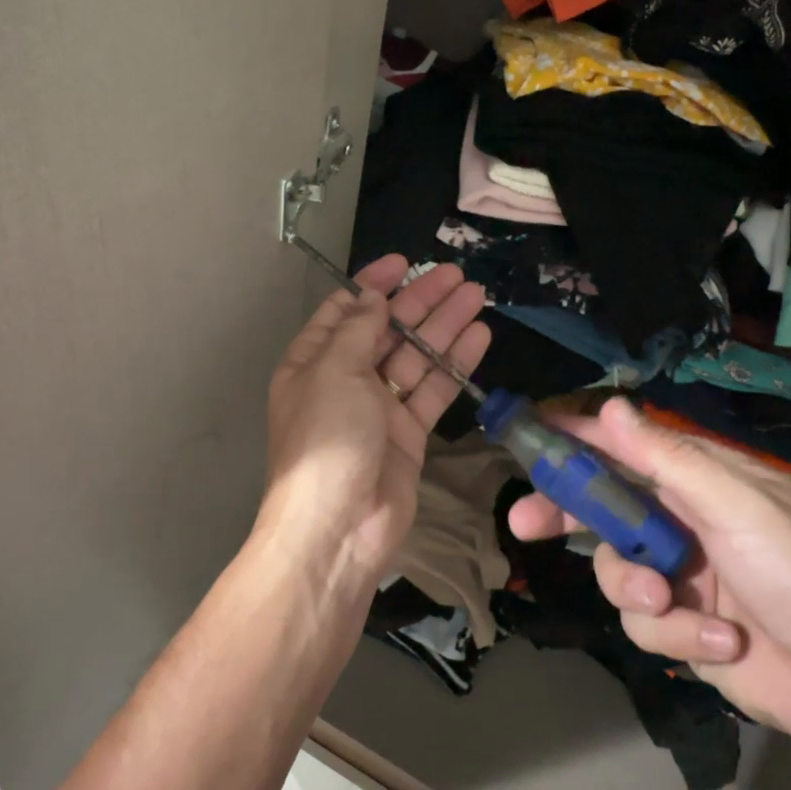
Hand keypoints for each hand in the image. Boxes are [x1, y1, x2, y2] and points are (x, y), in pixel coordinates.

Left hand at [256, 254, 489, 599]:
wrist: (338, 528)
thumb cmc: (327, 441)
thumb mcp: (333, 372)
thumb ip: (357, 330)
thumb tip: (372, 297)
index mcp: (313, 362)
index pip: (345, 310)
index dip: (373, 285)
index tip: (405, 262)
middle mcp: (344, 380)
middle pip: (386, 330)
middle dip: (419, 302)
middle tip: (457, 275)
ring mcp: (377, 409)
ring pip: (414, 358)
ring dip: (443, 327)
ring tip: (477, 295)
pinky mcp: (407, 436)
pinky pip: (432, 391)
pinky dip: (453, 365)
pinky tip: (478, 337)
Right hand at [509, 399, 790, 770]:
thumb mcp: (739, 507)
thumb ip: (668, 460)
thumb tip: (610, 405)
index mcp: (704, 481)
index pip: (629, 448)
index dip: (580, 441)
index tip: (532, 436)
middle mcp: (686, 522)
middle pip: (605, 508)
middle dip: (566, 516)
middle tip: (525, 523)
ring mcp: (683, 576)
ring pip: (616, 571)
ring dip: (639, 591)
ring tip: (670, 605)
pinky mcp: (683, 627)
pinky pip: (644, 624)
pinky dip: (679, 635)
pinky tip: (722, 641)